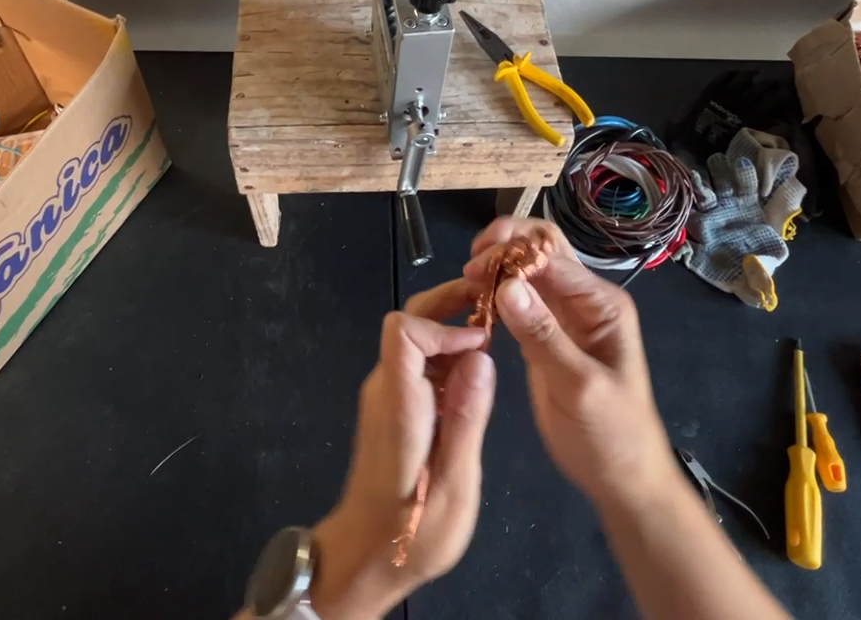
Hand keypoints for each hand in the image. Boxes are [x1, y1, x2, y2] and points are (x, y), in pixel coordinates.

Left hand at [308, 280, 495, 619]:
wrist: (365, 557)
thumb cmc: (413, 531)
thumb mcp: (454, 484)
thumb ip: (466, 417)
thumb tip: (481, 355)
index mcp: (398, 402)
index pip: (403, 330)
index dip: (444, 325)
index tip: (483, 342)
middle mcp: (384, 388)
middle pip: (407, 322)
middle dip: (448, 304)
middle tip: (493, 305)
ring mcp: (385, 395)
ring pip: (413, 339)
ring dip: (450, 329)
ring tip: (494, 336)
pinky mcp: (392, 406)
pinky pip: (417, 364)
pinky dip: (447, 355)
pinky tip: (475, 373)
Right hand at [466, 218, 678, 509]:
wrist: (623, 478)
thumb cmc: (611, 434)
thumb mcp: (579, 386)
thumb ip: (542, 334)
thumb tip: (505, 285)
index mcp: (601, 303)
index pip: (553, 257)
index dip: (512, 255)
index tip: (474, 269)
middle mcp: (584, 299)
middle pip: (544, 248)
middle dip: (506, 244)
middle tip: (470, 263)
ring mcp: (565, 315)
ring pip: (529, 268)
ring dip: (499, 264)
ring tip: (468, 279)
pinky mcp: (545, 333)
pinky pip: (520, 297)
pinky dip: (497, 291)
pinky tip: (475, 300)